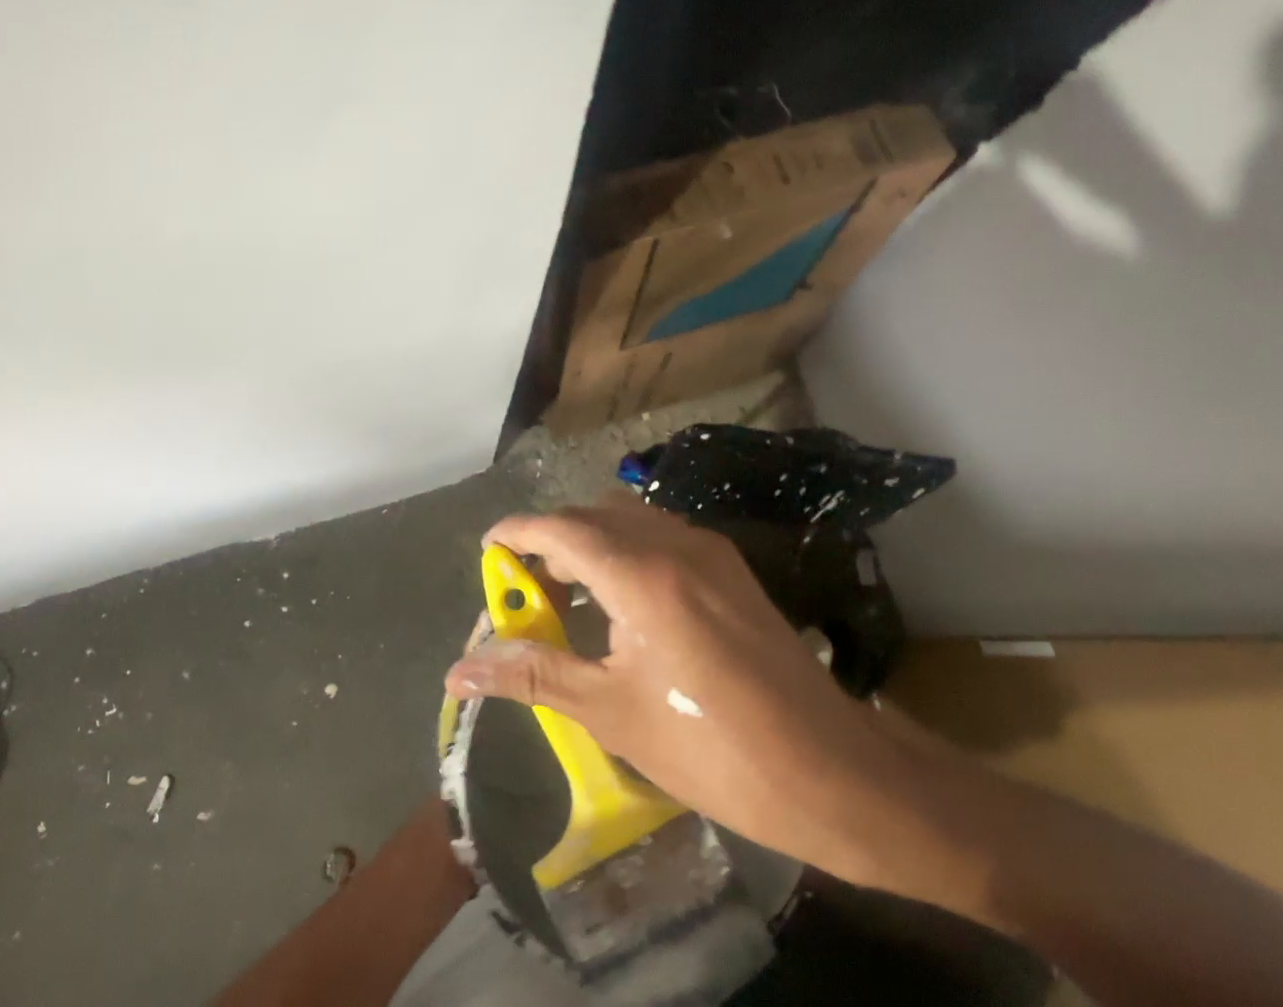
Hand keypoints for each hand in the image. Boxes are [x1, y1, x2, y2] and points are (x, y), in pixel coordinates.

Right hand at [443, 492, 905, 878]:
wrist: (823, 767)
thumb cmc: (707, 745)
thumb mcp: (608, 710)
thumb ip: (533, 676)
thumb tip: (458, 671)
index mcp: (641, 574)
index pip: (560, 529)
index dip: (516, 533)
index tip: (486, 551)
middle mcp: (676, 546)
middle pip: (594, 516)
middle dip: (550, 540)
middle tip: (523, 589)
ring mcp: (712, 555)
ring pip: (632, 522)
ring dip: (591, 543)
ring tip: (567, 595)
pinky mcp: (733, 573)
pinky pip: (663, 539)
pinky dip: (627, 552)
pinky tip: (621, 603)